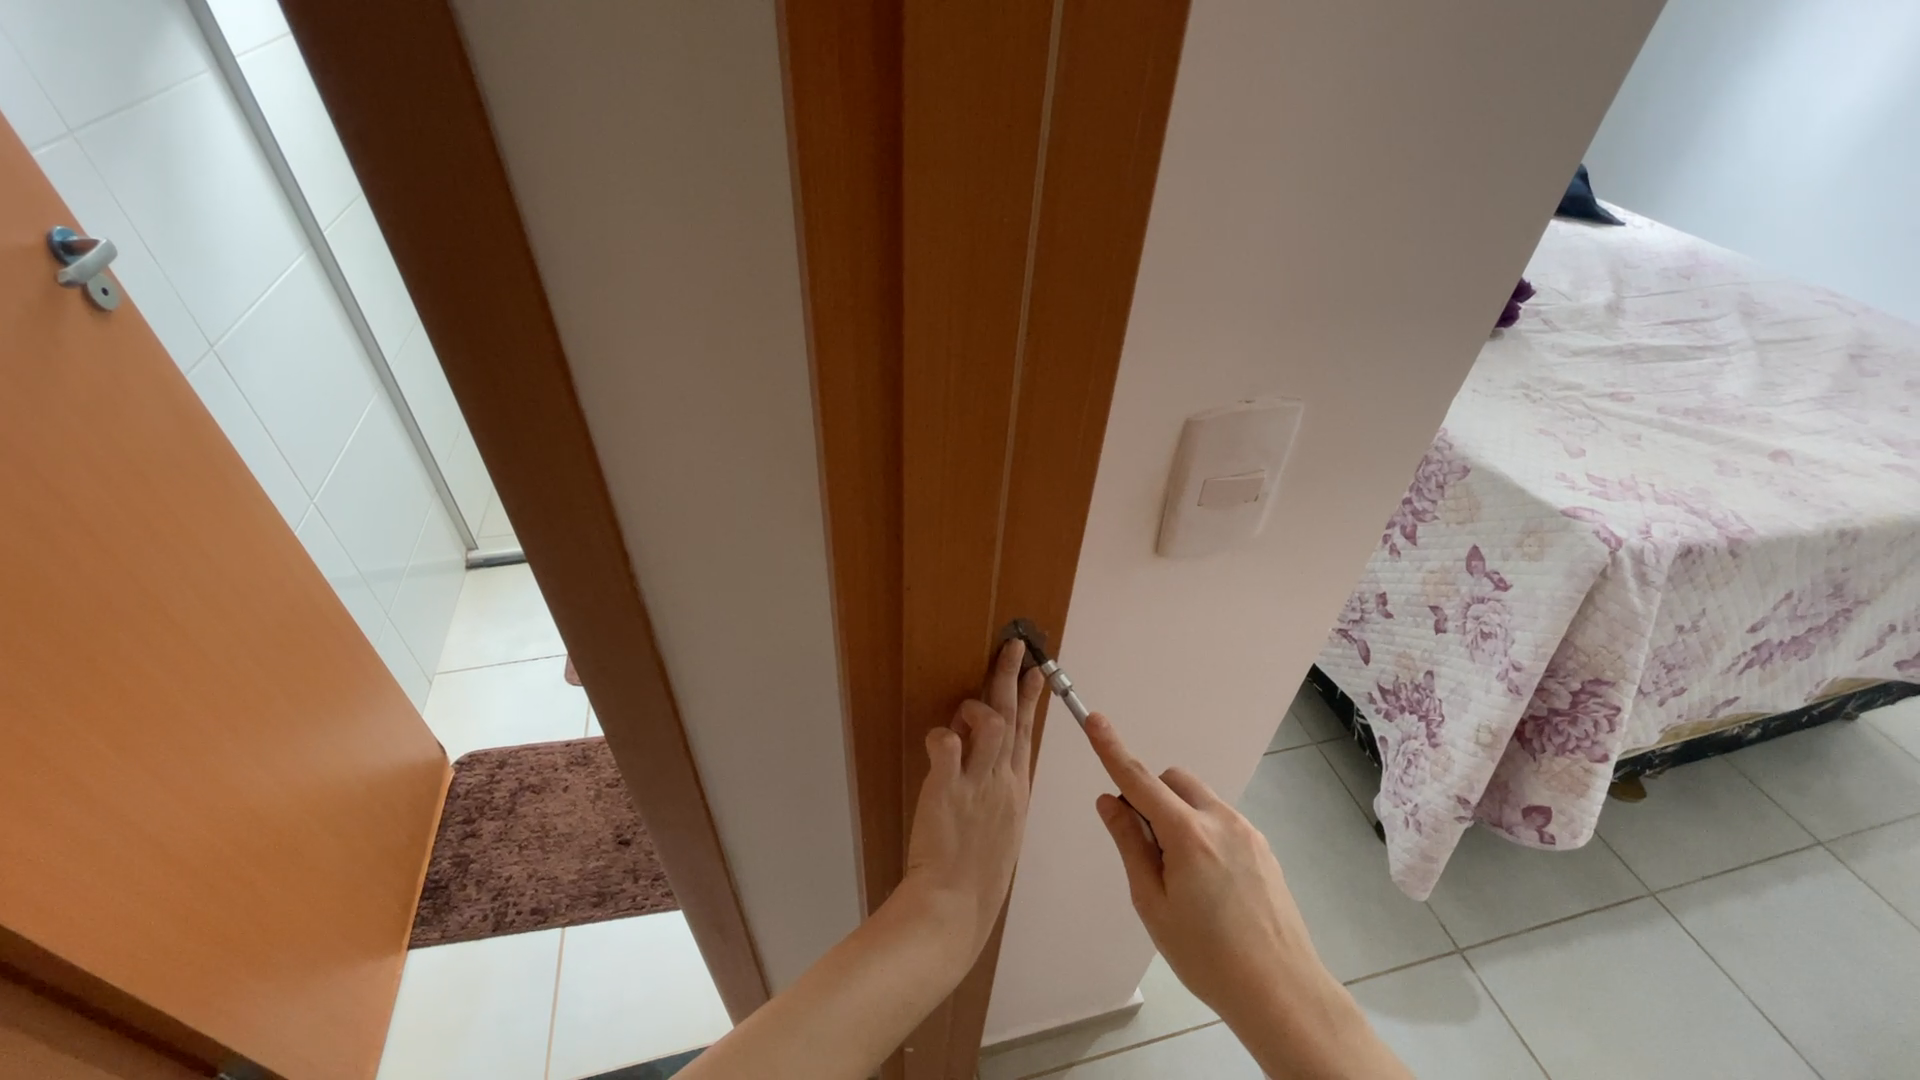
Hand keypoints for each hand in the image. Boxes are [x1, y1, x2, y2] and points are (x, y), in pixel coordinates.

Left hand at [901, 639, 1043, 964]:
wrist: (956, 904)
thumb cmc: (977, 872)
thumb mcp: (1001, 827)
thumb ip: (995, 790)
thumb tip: (982, 756)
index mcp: (1017, 789)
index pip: (1028, 733)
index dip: (1031, 699)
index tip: (1037, 670)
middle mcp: (1003, 781)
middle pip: (1012, 718)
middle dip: (1012, 677)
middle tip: (1013, 644)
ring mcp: (978, 784)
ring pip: (991, 726)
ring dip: (977, 707)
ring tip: (968, 707)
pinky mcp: (948, 789)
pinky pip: (947, 747)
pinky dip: (941, 736)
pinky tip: (938, 740)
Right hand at [1084, 713, 1339, 1023]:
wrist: (1282, 991)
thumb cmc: (1206, 956)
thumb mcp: (1153, 904)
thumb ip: (1130, 845)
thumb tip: (1109, 802)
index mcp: (1187, 835)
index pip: (1138, 779)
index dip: (1111, 748)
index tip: (1094, 718)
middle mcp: (1219, 820)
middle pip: (1172, 781)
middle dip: (1151, 797)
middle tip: (1147, 848)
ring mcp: (1247, 831)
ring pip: (1198, 800)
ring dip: (1178, 816)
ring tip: (1183, 878)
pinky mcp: (1263, 847)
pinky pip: (1220, 821)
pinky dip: (1202, 832)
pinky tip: (1211, 886)